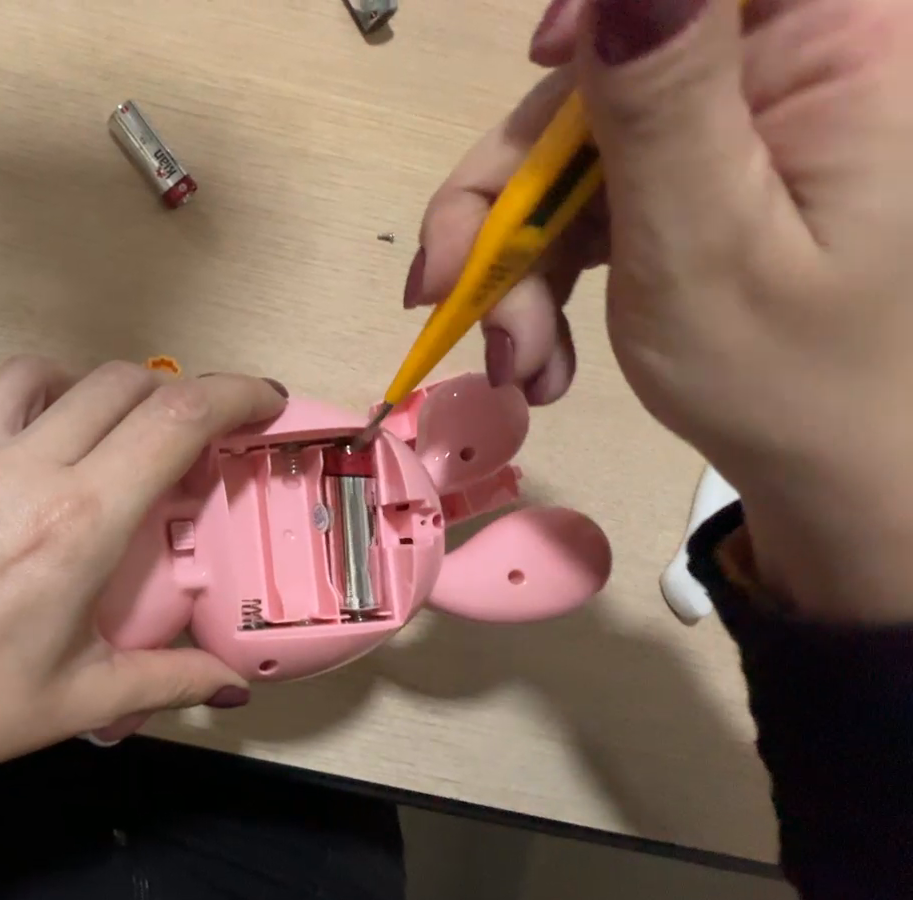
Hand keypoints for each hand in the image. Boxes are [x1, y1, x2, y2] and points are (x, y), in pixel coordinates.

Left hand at [0, 358, 285, 848]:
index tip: (260, 401)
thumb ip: (168, 678)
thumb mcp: (78, 701)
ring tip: (86, 432)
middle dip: (167, 395)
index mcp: (76, 522)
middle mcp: (18, 467)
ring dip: (79, 390)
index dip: (234, 395)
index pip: (176, 419)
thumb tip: (233, 681)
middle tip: (177, 437)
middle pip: (116, 384)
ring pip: (33, 375)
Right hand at [414, 0, 912, 617]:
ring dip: (506, 267)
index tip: (543, 62)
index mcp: (838, 51)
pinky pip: (572, 211)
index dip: (602, 9)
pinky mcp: (678, 191)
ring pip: (559, 161)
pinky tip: (536, 353)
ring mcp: (721, 140)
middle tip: (445, 296)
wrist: (836, 469)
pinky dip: (534, 283)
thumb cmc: (790, 373)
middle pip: (591, 83)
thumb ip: (660, 104)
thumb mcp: (703, 244)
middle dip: (502, 200)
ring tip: (514, 362)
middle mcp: (779, 76)